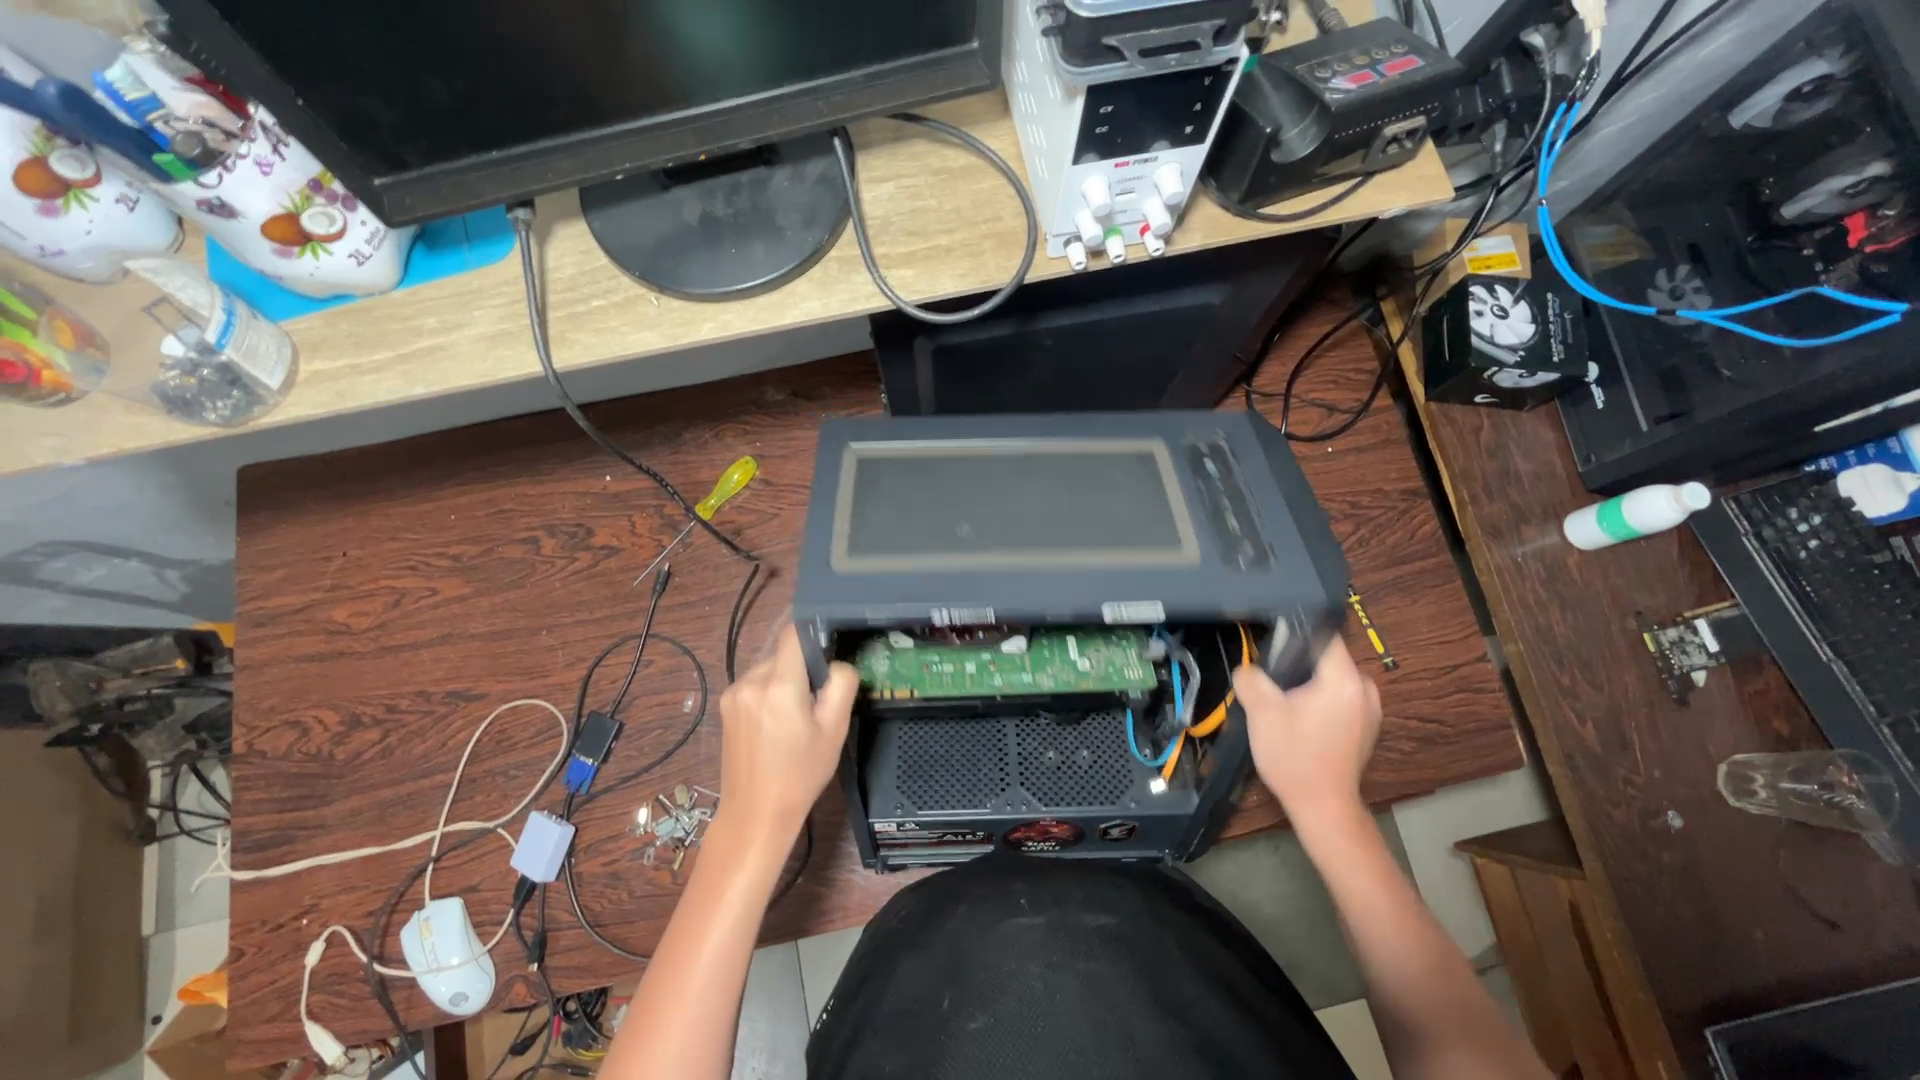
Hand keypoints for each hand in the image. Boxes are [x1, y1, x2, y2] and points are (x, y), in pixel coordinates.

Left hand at [715, 626, 858, 836]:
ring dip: (785, 683)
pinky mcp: (725, 706)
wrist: (756, 812)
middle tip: (815, 705)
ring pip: (768, 670)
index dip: (813, 635)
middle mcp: (751, 681)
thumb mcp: (835, 730)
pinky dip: (769, 695)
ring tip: (795, 720)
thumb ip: (841, 684)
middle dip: (802, 670)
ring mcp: (734, 694)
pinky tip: (775, 725)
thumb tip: (836, 663)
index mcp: (780, 684)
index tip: (827, 654)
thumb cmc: (801, 774)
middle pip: (783, 655)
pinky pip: (754, 685)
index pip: (793, 633)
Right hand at [1232, 639, 1381, 827]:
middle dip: (1299, 668)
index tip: (1274, 646)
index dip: (1296, 636)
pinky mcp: (1368, 727)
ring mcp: (1371, 710)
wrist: (1322, 805)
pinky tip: (1302, 723)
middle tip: (1273, 685)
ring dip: (1310, 687)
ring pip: (1332, 681)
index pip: (1324, 637)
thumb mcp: (1262, 713)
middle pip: (1327, 660)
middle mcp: (1365, 689)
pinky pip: (1341, 700)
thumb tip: (1248, 668)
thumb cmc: (1294, 757)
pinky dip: (1322, 704)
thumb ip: (1251, 679)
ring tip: (1285, 706)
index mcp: (1344, 680)